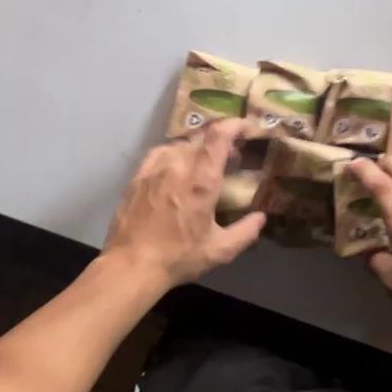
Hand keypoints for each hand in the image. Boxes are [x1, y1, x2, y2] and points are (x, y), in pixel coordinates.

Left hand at [103, 120, 265, 289]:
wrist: (131, 266)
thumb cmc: (178, 257)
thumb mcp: (220, 250)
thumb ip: (245, 231)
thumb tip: (261, 218)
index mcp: (201, 181)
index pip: (218, 137)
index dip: (233, 126)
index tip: (244, 128)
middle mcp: (177, 166)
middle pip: (201, 140)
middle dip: (218, 144)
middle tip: (228, 159)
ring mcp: (154, 169)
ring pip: (179, 145)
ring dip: (195, 151)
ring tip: (201, 165)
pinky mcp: (137, 176)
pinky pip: (159, 154)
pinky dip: (173, 156)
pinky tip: (175, 170)